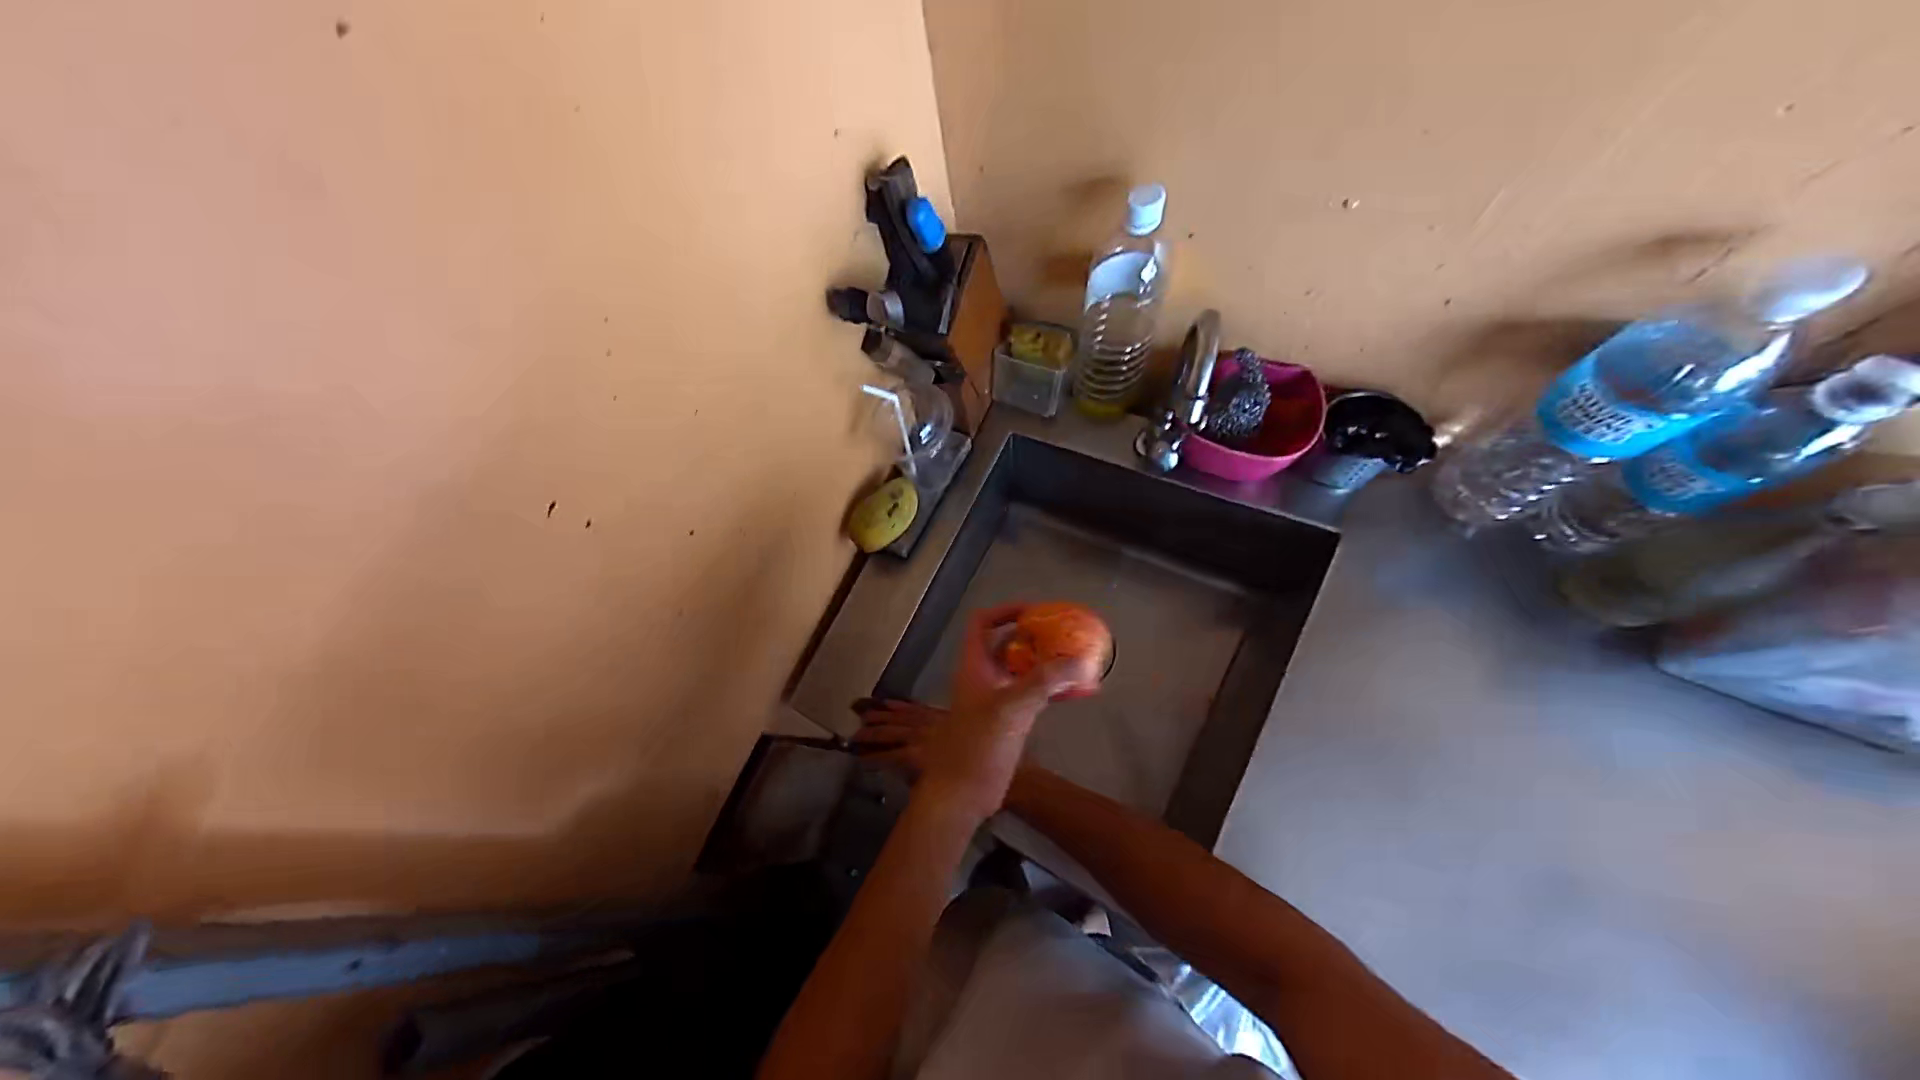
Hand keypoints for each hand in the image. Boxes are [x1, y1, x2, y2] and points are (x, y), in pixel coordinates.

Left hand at [855, 604, 1097, 819]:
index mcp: (974, 665)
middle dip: (1037, 637)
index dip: (1005, 610)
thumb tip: (1082, 662)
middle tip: (1066, 634)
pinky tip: (1081, 691)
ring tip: (1079, 658)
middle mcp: (984, 677)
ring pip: (1024, 670)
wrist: (963, 792)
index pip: (982, 623)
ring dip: (1049, 664)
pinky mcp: (1009, 721)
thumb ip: (1046, 682)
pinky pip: (1034, 695)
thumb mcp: (1012, 707)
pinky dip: (1054, 689)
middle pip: (1008, 645)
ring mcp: (996, 699)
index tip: (1036, 611)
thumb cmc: (978, 744)